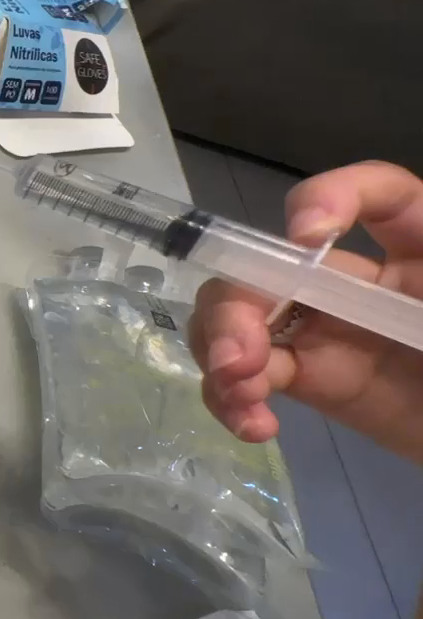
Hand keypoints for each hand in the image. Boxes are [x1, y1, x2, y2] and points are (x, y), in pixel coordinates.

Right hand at [192, 162, 422, 463]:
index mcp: (420, 255)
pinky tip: (252, 424)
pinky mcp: (306, 380)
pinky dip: (229, 397)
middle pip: (261, 269)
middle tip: (240, 358)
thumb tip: (326, 252)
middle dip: (232, 309)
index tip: (310, 234)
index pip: (378, 195)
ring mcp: (322, 332)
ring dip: (217, 351)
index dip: (332, 197)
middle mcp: (356, 283)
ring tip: (241, 391)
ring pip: (230, 318)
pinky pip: (240, 376)